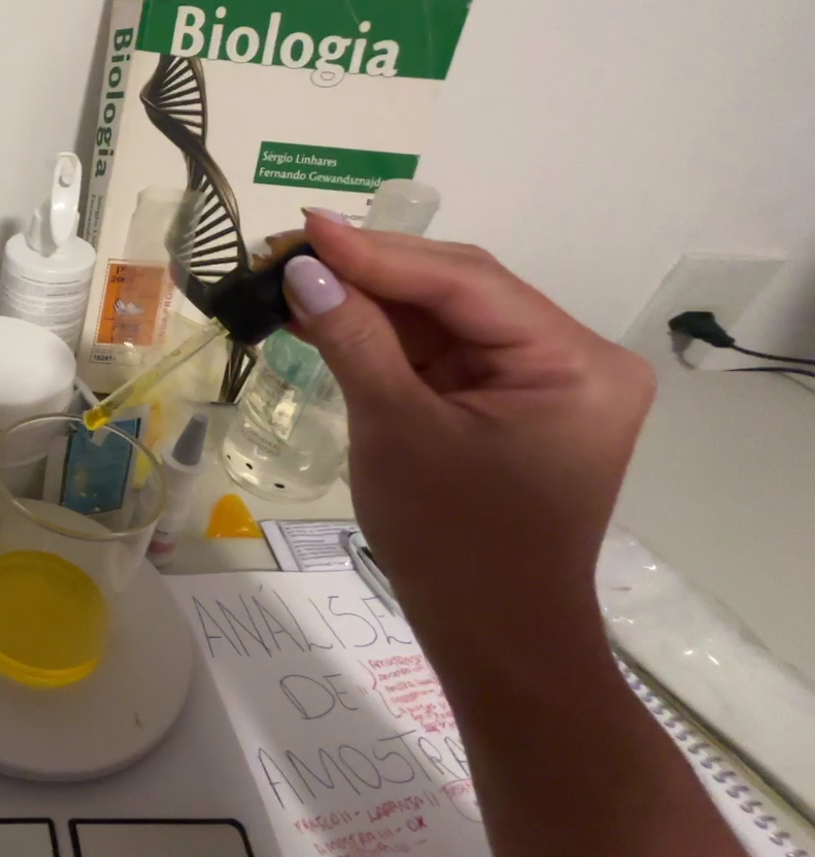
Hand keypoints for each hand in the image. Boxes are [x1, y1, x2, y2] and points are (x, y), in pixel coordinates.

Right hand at [282, 211, 654, 632]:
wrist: (487, 627)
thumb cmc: (450, 536)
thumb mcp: (395, 429)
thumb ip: (352, 340)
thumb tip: (300, 273)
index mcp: (570, 363)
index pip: (464, 283)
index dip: (377, 252)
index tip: (305, 229)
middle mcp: (566, 359)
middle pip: (455, 291)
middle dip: (368, 271)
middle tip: (286, 251)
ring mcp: (532, 381)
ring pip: (438, 318)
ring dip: (364, 301)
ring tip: (290, 279)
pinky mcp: (498, 401)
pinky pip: (433, 352)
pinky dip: (376, 336)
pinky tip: (323, 316)